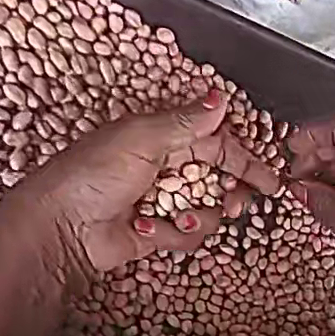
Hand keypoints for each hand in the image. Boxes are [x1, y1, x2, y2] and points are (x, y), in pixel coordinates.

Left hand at [8, 91, 280, 289]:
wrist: (65, 226)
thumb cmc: (95, 174)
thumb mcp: (142, 140)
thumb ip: (186, 123)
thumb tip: (220, 99)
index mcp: (165, 139)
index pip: (218, 147)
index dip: (245, 163)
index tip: (270, 182)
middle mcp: (169, 169)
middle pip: (219, 182)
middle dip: (229, 195)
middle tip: (232, 204)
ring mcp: (165, 202)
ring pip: (208, 213)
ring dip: (196, 218)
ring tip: (177, 217)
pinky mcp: (160, 232)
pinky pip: (187, 236)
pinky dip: (170, 235)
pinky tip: (145, 229)